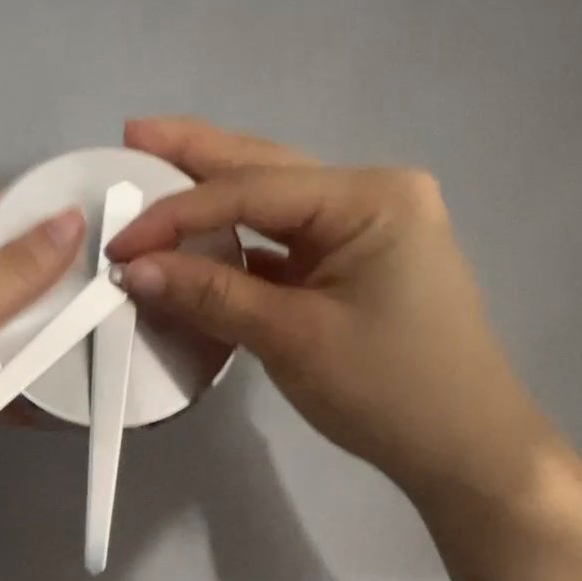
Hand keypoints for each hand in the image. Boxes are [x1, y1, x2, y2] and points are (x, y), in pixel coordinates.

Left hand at [0, 187, 85, 519]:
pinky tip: (66, 392)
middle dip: (50, 286)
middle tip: (113, 293)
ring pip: (2, 327)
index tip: (99, 230)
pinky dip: (23, 383)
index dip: (39, 215)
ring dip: (41, 339)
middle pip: (1, 271)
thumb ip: (18, 269)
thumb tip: (72, 220)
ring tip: (105, 341)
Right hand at [108, 117, 558, 504]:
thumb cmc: (387, 389)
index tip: (118, 244)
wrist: (463, 446)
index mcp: (369, 199)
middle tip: (131, 133)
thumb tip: (135, 270)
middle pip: (265, 169)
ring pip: (271, 203)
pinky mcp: (351, 263)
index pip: (251, 192)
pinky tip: (196, 237)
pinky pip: (281, 242)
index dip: (176, 214)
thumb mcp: (291, 338)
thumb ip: (211, 295)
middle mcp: (370, 196)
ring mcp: (363, 229)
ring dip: (211, 194)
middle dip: (196, 154)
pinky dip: (234, 242)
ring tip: (152, 168)